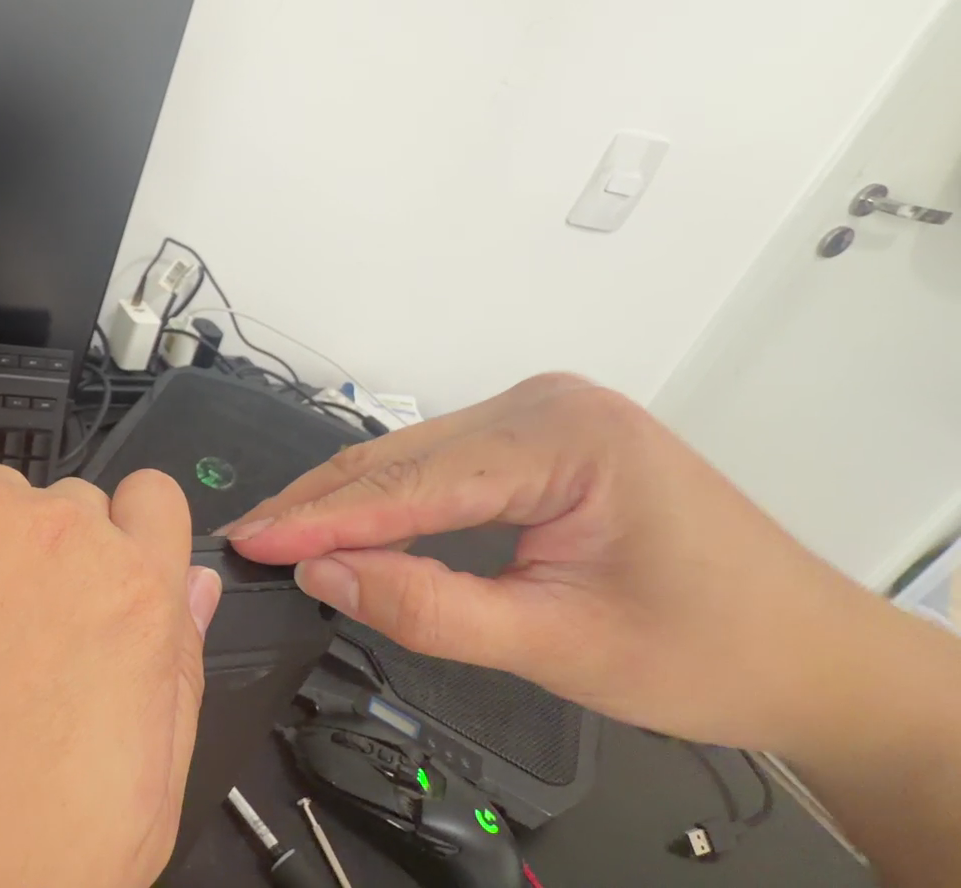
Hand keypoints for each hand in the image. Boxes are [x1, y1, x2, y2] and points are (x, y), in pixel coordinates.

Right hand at [221, 374, 883, 752]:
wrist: (814, 657)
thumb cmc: (713, 653)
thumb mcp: (559, 646)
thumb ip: (429, 608)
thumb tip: (322, 573)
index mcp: (566, 437)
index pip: (409, 482)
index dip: (320, 519)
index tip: (251, 542)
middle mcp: (543, 405)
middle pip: (397, 459)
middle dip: (317, 506)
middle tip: (249, 541)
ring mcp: (536, 416)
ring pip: (406, 460)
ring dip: (342, 504)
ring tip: (279, 537)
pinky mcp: (529, 440)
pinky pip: (433, 468)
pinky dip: (384, 505)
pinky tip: (344, 528)